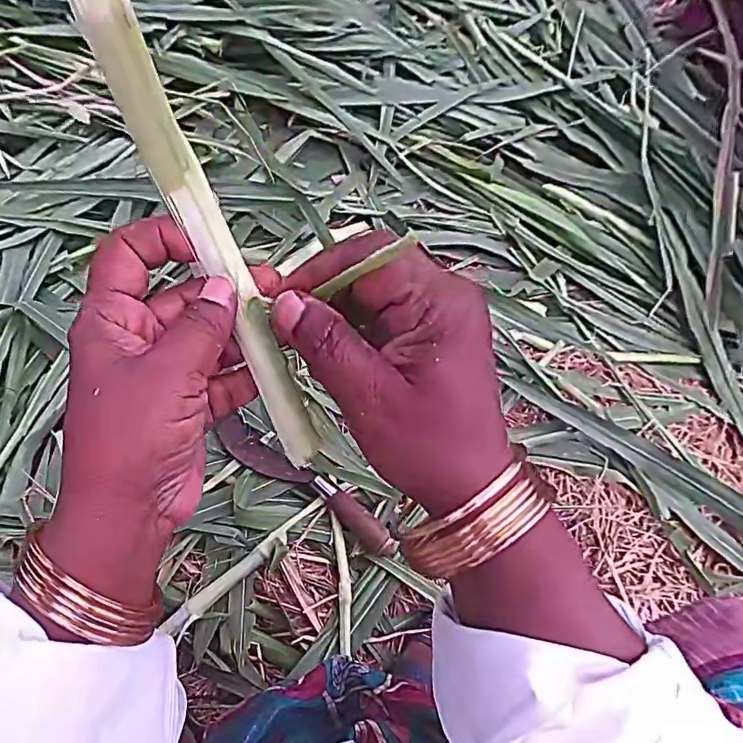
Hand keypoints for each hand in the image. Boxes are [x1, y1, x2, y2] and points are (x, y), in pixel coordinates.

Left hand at [39, 216, 267, 613]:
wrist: (128, 513)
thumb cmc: (128, 440)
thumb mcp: (166, 373)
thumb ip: (200, 326)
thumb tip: (224, 289)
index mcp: (110, 322)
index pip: (127, 257)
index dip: (162, 239)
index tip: (205, 240)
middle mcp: (134, 344)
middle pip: (181, 299)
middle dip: (222, 293)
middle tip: (268, 288)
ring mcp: (161, 377)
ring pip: (205, 340)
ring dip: (239, 334)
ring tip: (277, 326)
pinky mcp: (185, 408)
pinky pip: (218, 379)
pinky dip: (242, 374)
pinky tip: (270, 368)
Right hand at [275, 233, 644, 661]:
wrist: (467, 486)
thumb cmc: (427, 447)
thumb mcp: (370, 397)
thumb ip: (327, 345)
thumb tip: (286, 305)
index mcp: (440, 300)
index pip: (369, 257)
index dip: (316, 271)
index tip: (275, 297)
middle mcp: (442, 296)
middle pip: (367, 270)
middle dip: (317, 291)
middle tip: (274, 319)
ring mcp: (433, 317)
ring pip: (366, 295)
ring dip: (326, 313)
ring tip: (289, 340)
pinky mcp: (421, 338)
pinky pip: (374, 320)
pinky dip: (341, 332)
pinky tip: (315, 353)